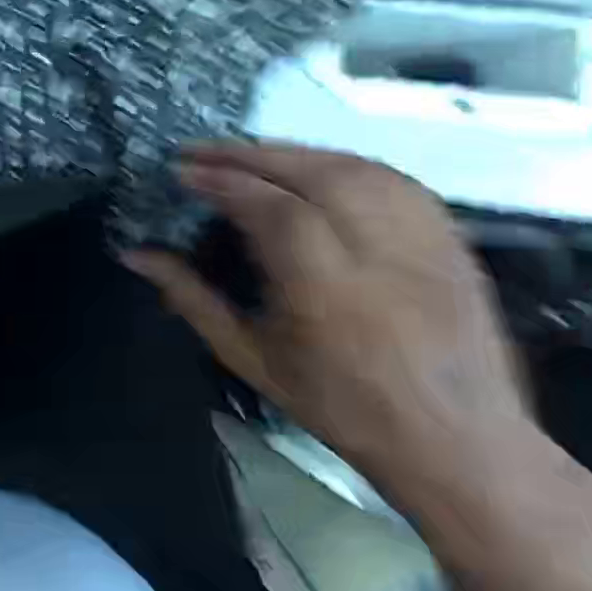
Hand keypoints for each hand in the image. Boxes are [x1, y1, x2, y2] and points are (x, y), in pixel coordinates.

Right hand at [124, 141, 537, 508]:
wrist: (457, 439)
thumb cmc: (339, 406)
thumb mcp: (250, 357)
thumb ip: (190, 297)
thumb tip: (135, 254)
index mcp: (329, 293)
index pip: (273, 209)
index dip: (222, 180)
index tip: (181, 170)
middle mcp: (382, 254)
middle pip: (314, 173)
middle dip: (249, 154)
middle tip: (201, 151)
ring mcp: (426, 241)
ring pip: (354, 166)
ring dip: (291, 151)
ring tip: (246, 155)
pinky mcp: (451, 236)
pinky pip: (391, 177)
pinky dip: (339, 161)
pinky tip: (310, 167)